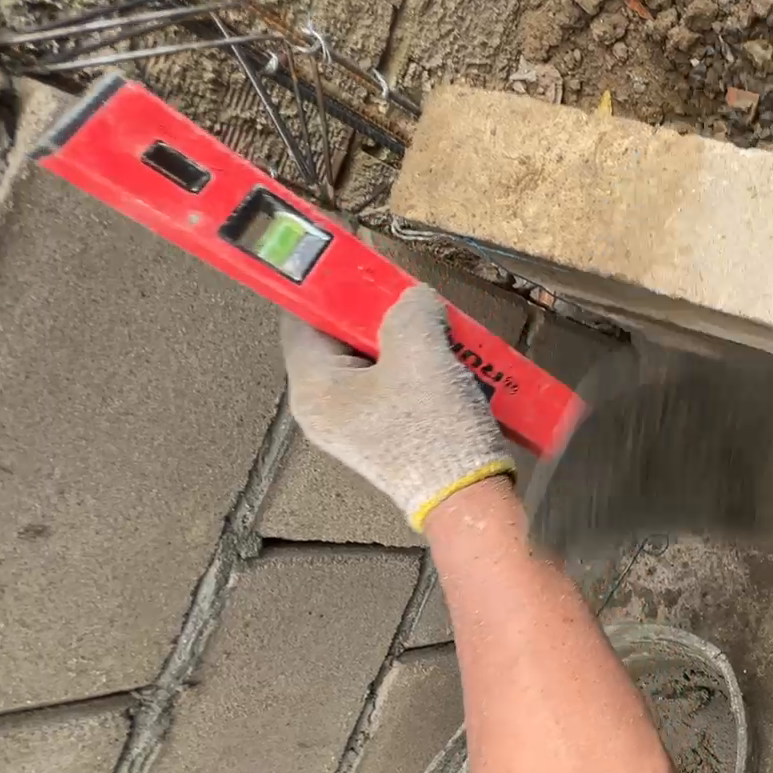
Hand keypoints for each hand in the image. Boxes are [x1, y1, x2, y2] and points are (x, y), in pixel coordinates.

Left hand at [280, 284, 512, 530]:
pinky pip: (402, 394)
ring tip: (451, 344)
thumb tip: (412, 297)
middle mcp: (325, 411)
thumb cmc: (434, 429)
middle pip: (347, 345)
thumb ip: (411, 312)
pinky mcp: (393, 443)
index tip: (367, 274)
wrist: (469, 498)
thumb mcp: (423, 356)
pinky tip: (459, 374)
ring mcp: (360, 431)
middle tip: (424, 311)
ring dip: (417, 349)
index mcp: (314, 388)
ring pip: (381, 370)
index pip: (303, 321)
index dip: (332, 292)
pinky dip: (428, 377)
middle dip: (388, 323)